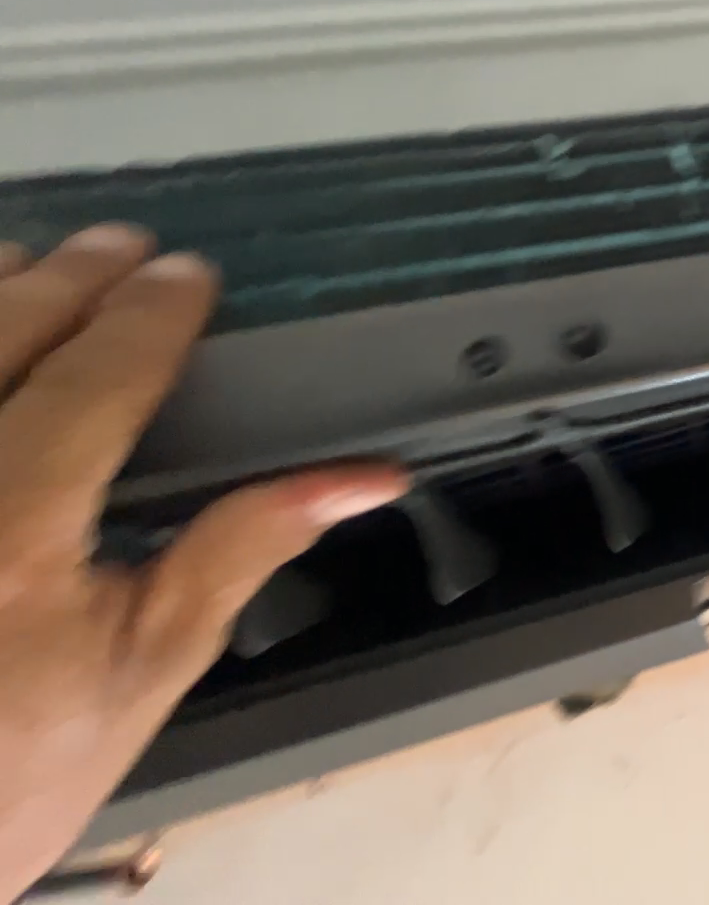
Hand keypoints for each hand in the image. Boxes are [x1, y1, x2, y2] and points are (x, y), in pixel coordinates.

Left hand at [0, 226, 407, 899]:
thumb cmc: (6, 771)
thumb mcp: (156, 659)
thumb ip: (249, 544)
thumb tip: (362, 481)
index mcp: (5, 536)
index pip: (89, 385)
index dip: (146, 320)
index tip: (185, 275)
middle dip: (55, 285)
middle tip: (116, 247)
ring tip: (15, 260)